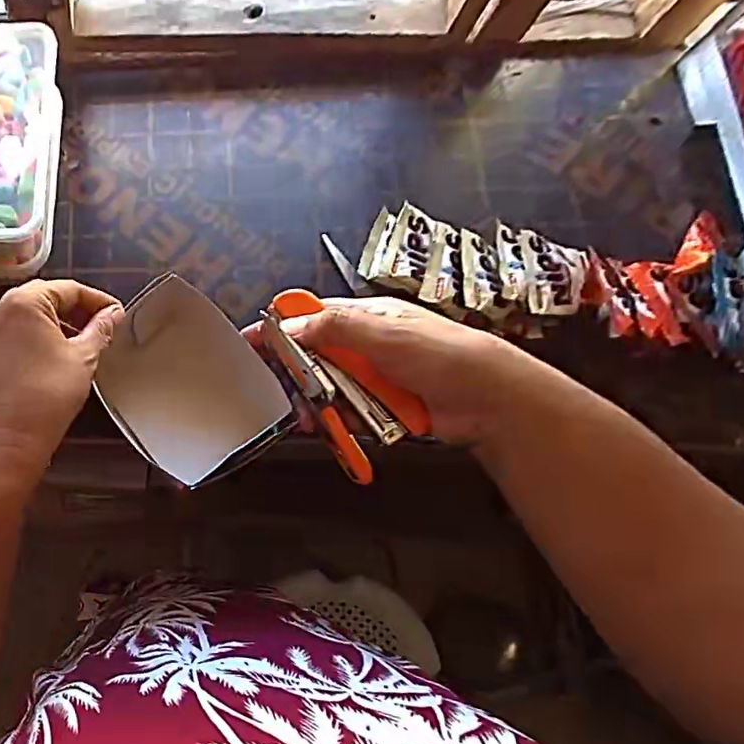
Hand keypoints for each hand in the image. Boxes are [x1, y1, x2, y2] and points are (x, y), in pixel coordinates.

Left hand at [0, 280, 123, 467]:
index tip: (117, 315)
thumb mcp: (83, 356)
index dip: (97, 300)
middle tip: (103, 327)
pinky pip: (16, 331)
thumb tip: (112, 315)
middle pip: (46, 297)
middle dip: (77, 310)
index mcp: (23, 301)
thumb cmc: (50, 394)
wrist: (14, 435)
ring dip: (58, 322)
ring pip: (30, 314)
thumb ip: (100, 329)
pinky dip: (38, 335)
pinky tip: (58, 352)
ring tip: (84, 341)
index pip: (69, 289)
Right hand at [265, 296, 564, 446]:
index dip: (277, 328)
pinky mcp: (371, 405)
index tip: (250, 343)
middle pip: (307, 358)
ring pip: (320, 389)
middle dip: (295, 376)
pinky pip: (338, 413)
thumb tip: (291, 324)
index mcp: (365, 318)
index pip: (307, 317)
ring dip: (315, 404)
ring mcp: (367, 377)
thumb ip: (336, 327)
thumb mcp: (388, 335)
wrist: (493, 404)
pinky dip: (333, 421)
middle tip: (288, 389)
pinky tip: (335, 427)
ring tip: (317, 417)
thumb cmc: (453, 358)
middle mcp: (362, 346)